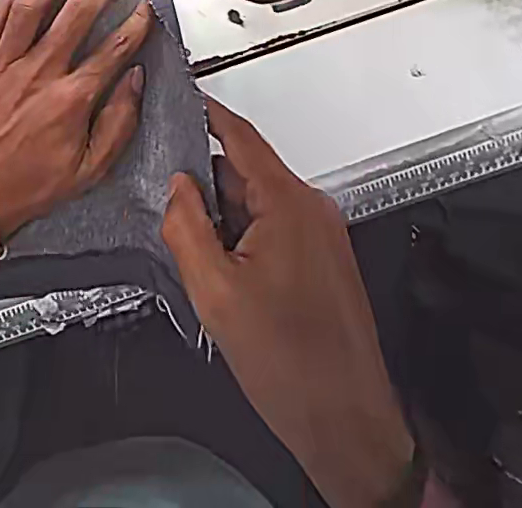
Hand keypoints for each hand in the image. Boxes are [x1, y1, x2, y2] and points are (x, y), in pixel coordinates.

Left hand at [0, 0, 153, 298]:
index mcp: (70, 101)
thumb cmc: (25, 186)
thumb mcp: (88, 171)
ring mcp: (4, 64)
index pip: (114, 48)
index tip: (145, 9)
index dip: (136, 23)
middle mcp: (38, 74)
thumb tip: (134, 80)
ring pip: (31, 5)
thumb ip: (119, 123)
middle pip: (78, 13)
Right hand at [163, 99, 415, 504]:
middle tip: (176, 211)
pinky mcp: (322, 256)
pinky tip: (229, 273)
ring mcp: (321, 233)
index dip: (210, 114)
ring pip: (258, 201)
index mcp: (288, 205)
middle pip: (246, 171)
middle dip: (207, 184)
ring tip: (206, 260)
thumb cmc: (293, 365)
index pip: (242, 137)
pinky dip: (244, 234)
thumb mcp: (214, 291)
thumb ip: (186, 227)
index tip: (188, 98)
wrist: (345, 423)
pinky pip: (274, 224)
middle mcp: (311, 210)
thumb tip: (177, 187)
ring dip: (225, 216)